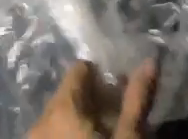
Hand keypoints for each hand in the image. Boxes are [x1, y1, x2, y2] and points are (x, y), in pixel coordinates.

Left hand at [29, 60, 158, 138]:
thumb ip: (137, 100)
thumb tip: (148, 62)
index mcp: (61, 110)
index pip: (79, 70)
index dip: (102, 77)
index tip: (120, 93)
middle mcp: (38, 123)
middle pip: (68, 96)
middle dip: (92, 103)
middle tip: (115, 121)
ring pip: (57, 120)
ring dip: (78, 125)